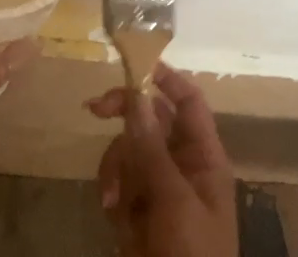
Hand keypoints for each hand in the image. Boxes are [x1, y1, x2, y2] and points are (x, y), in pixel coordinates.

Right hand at [85, 66, 238, 256]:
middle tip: (94, 108)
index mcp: (203, 158)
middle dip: (123, 118)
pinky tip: (114, 216)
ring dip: (115, 167)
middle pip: (149, 119)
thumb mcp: (174, 200)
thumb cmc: (192, 254)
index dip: (164, 77)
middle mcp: (181, 164)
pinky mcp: (137, 208)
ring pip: (127, 149)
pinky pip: (117, 180)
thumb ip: (151, 148)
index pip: (188, 101)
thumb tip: (136, 95)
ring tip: (113, 201)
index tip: (131, 60)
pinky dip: (111, 192)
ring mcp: (158, 187)